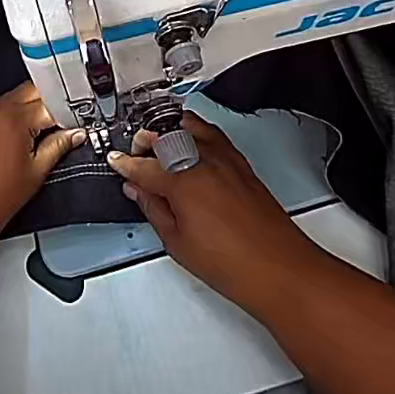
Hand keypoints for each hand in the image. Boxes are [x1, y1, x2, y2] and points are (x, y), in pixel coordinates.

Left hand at [0, 82, 85, 236]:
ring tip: (44, 130)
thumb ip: (58, 146)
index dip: (70, 113)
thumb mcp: (36, 171)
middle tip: (65, 123)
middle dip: (53, 103)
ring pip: (19, 96)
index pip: (53, 103)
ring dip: (34, 106)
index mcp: (15, 118)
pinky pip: (3, 106)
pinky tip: (23, 134)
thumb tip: (74, 134)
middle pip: (35, 90)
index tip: (78, 123)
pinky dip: (16, 113)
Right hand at [109, 113, 329, 311]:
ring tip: (158, 143)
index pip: (143, 165)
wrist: (278, 268)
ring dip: (169, 129)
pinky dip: (195, 131)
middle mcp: (202, 161)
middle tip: (135, 155)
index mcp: (181, 181)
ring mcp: (224, 157)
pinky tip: (190, 142)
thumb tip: (138, 192)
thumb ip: (153, 209)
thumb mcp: (177, 243)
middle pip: (164, 136)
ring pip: (188, 125)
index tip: (116, 162)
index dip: (125, 163)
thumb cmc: (234, 263)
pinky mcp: (240, 161)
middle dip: (144, 141)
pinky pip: (211, 133)